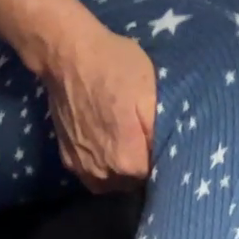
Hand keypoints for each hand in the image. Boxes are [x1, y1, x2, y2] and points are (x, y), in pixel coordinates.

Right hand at [39, 26, 155, 190]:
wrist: (67, 56)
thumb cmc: (115, 68)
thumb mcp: (151, 92)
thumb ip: (161, 131)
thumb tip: (170, 155)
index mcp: (128, 162)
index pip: (154, 177)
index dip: (160, 159)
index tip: (161, 142)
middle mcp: (105, 175)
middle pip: (132, 182)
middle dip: (140, 166)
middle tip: (143, 138)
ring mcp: (83, 169)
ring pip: (112, 182)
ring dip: (120, 170)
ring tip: (125, 143)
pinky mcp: (68, 160)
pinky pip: (92, 174)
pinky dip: (101, 165)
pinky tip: (105, 145)